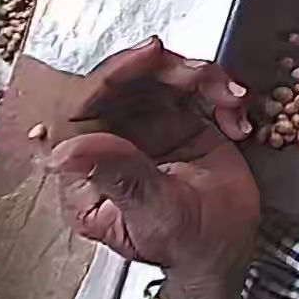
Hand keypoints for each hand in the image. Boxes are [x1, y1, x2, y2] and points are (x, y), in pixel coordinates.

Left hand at [41, 38, 260, 294]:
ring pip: (165, 76)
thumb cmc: (188, 243)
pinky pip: (198, 87)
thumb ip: (118, 176)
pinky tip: (237, 119)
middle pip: (129, 80)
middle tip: (201, 73)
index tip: (151, 53)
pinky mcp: (183, 119)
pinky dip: (222, 93)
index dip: (116, 72)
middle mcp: (114, 141)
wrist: (230, 246)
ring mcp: (149, 127)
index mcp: (88, 170)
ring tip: (231, 99)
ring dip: (204, 78)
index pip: (86, 104)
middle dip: (170, 70)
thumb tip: (61, 152)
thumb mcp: (154, 213)